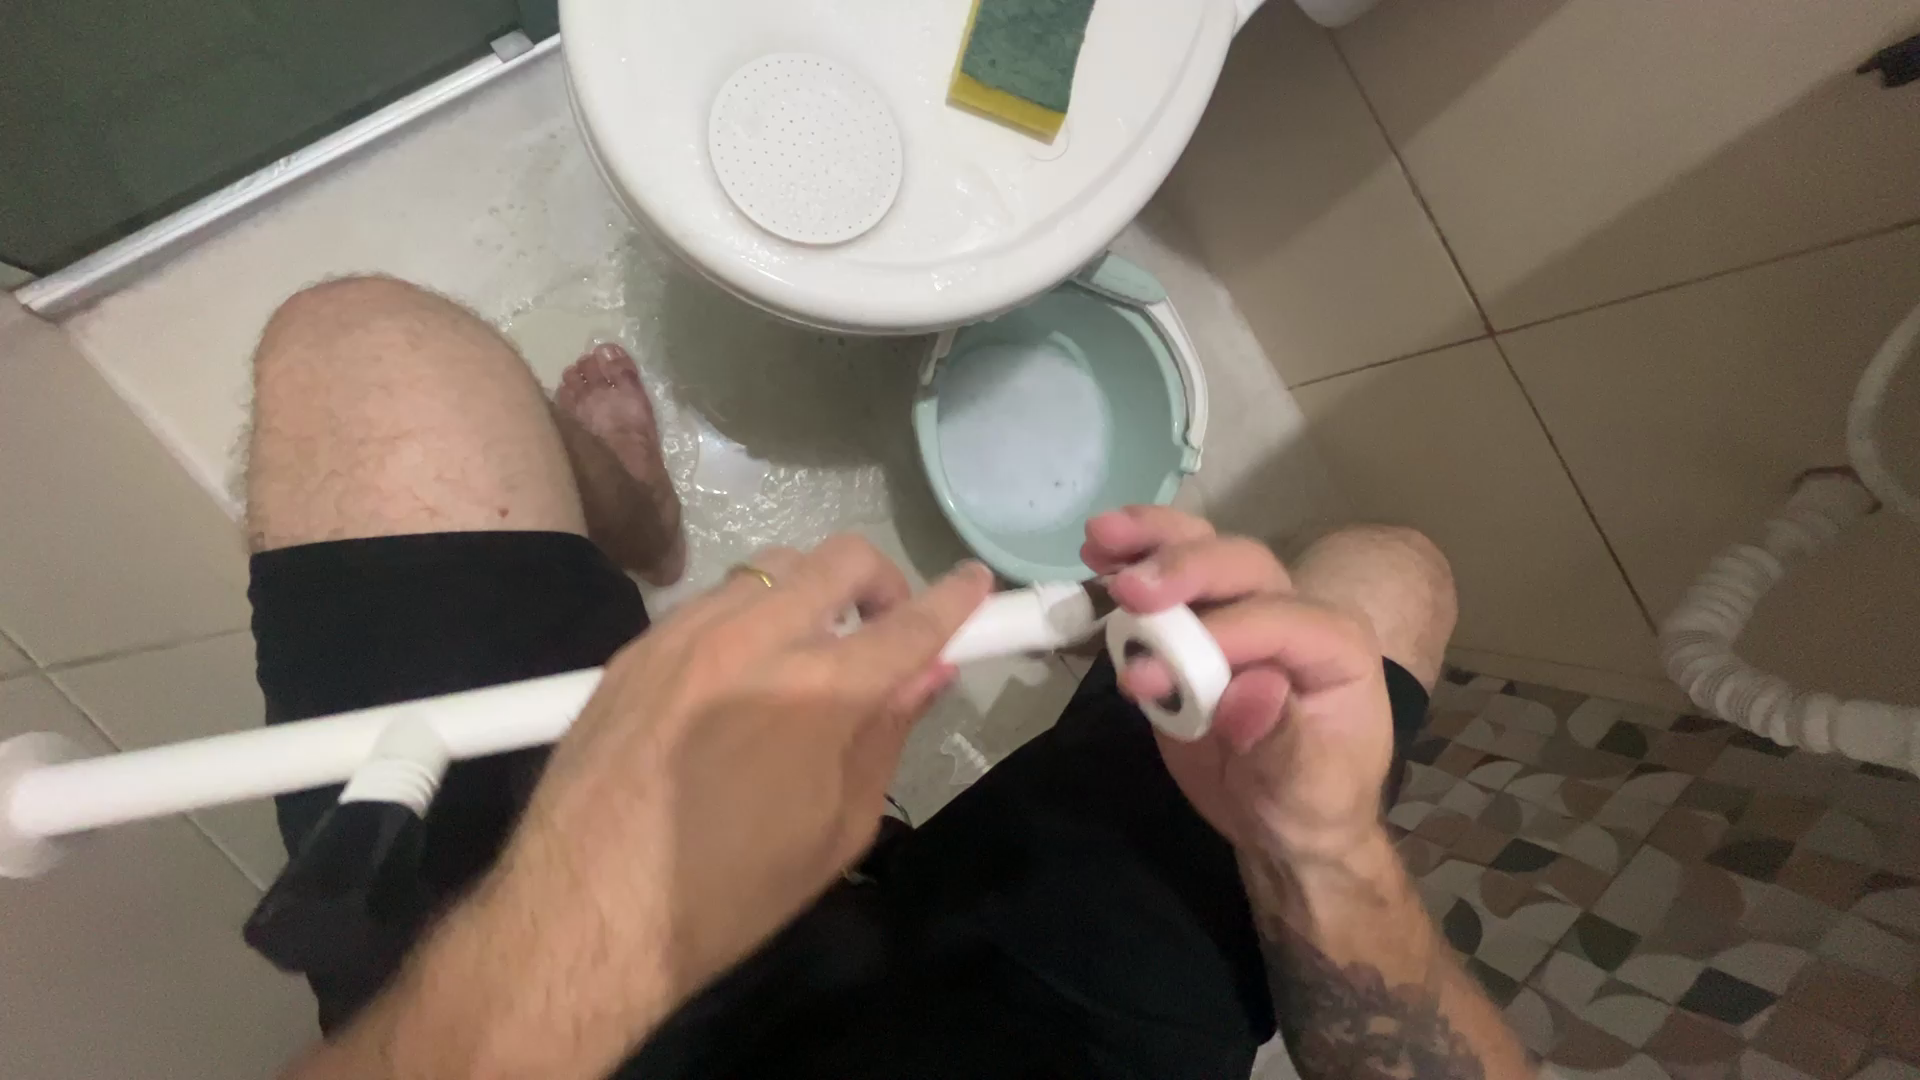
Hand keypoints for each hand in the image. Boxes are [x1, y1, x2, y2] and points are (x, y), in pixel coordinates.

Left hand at [458, 536, 990, 1070]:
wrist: (579, 917)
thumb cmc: (732, 890)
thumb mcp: (839, 825)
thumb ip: (889, 731)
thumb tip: (931, 672)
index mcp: (816, 694)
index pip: (909, 624)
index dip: (955, 599)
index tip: (976, 581)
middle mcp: (755, 641)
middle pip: (842, 559)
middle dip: (884, 581)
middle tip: (884, 627)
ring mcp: (688, 633)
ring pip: (776, 566)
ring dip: (814, 593)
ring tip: (810, 648)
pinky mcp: (641, 644)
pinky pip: (717, 598)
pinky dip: (753, 615)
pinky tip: (742, 670)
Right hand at [1083, 507, 1393, 864]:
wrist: (1277, 812)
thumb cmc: (1305, 802)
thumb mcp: (1305, 790)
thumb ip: (1283, 743)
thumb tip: (1253, 691)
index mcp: (1334, 647)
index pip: (1277, 620)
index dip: (1214, 637)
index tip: (1149, 674)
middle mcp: (1290, 610)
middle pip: (1241, 565)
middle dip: (1183, 569)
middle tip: (1127, 589)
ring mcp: (1239, 607)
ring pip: (1205, 548)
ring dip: (1150, 538)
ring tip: (1100, 537)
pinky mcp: (1194, 617)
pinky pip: (1167, 575)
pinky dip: (1130, 558)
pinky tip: (1096, 553)